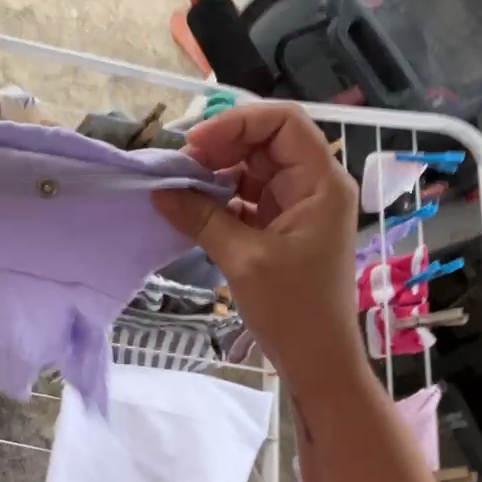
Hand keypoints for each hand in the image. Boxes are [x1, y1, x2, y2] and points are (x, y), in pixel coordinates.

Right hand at [152, 103, 360, 385]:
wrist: (316, 359)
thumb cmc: (293, 309)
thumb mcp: (244, 259)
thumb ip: (202, 218)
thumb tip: (160, 190)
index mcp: (321, 183)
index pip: (283, 123)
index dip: (237, 123)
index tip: (194, 145)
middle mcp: (313, 185)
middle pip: (265, 141)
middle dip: (221, 146)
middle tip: (179, 167)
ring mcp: (297, 206)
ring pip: (253, 168)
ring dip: (216, 172)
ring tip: (180, 187)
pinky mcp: (280, 227)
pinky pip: (247, 197)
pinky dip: (219, 198)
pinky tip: (191, 207)